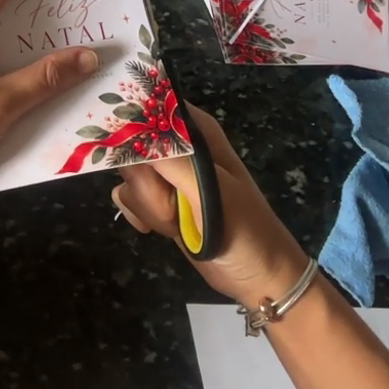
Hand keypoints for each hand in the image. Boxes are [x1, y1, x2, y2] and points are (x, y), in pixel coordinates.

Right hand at [111, 105, 308, 307]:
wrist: (260, 279)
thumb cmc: (246, 231)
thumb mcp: (209, 192)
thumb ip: (170, 159)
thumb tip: (130, 130)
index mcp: (196, 132)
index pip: (149, 109)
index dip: (131, 126)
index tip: (129, 154)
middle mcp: (180, 146)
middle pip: (132, 146)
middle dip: (145, 182)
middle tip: (171, 203)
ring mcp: (169, 173)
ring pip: (130, 174)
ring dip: (148, 204)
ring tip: (177, 222)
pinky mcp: (161, 197)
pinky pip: (129, 195)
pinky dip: (141, 214)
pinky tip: (164, 230)